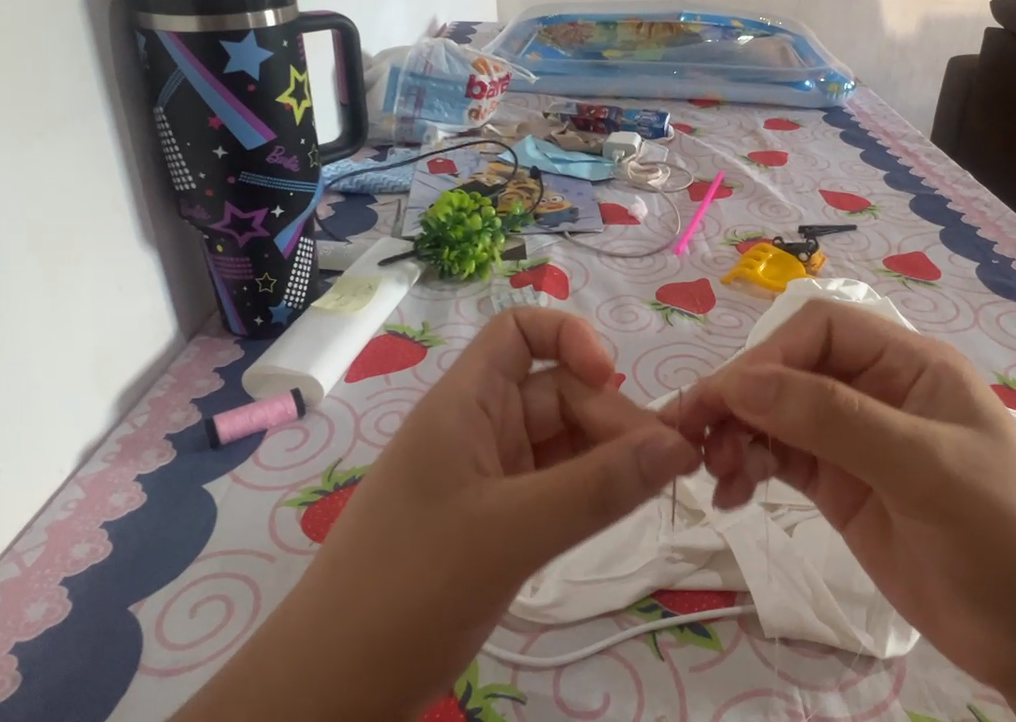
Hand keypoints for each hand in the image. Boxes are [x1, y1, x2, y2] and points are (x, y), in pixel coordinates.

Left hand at [175, 308, 699, 721]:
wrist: (335, 684)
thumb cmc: (410, 587)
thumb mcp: (510, 533)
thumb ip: (598, 487)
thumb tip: (680, 444)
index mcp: (465, 403)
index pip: (520, 331)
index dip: (570, 337)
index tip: (612, 377)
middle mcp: (478, 426)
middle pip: (559, 391)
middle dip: (613, 416)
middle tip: (672, 464)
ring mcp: (488, 474)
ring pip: (564, 440)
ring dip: (611, 455)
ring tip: (663, 483)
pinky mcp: (497, 519)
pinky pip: (557, 483)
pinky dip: (593, 488)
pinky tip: (626, 505)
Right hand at [666, 299, 1015, 721]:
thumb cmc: (1005, 537)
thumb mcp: (925, 469)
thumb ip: (833, 420)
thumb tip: (741, 383)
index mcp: (910, 365)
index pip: (821, 330)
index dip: (770, 356)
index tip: (727, 400)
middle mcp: (878, 393)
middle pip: (791, 371)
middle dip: (742, 398)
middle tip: (695, 441)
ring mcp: (857, 443)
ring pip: (778, 415)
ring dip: (739, 434)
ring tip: (715, 476)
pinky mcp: (844, 490)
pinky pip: (782, 459)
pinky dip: (749, 466)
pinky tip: (732, 493)